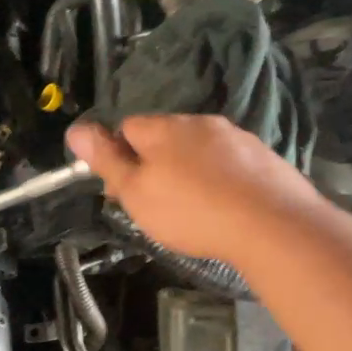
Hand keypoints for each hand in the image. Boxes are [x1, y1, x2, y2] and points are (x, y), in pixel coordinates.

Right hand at [66, 115, 331, 263]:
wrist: (275, 227)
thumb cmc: (191, 210)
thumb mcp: (135, 191)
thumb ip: (105, 159)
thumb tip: (75, 129)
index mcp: (164, 128)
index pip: (126, 128)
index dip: (118, 157)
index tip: (122, 190)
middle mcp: (201, 123)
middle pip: (162, 138)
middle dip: (152, 164)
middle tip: (152, 204)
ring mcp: (237, 138)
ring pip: (197, 151)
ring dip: (187, 172)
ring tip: (190, 209)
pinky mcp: (265, 159)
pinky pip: (228, 165)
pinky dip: (219, 181)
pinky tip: (223, 208)